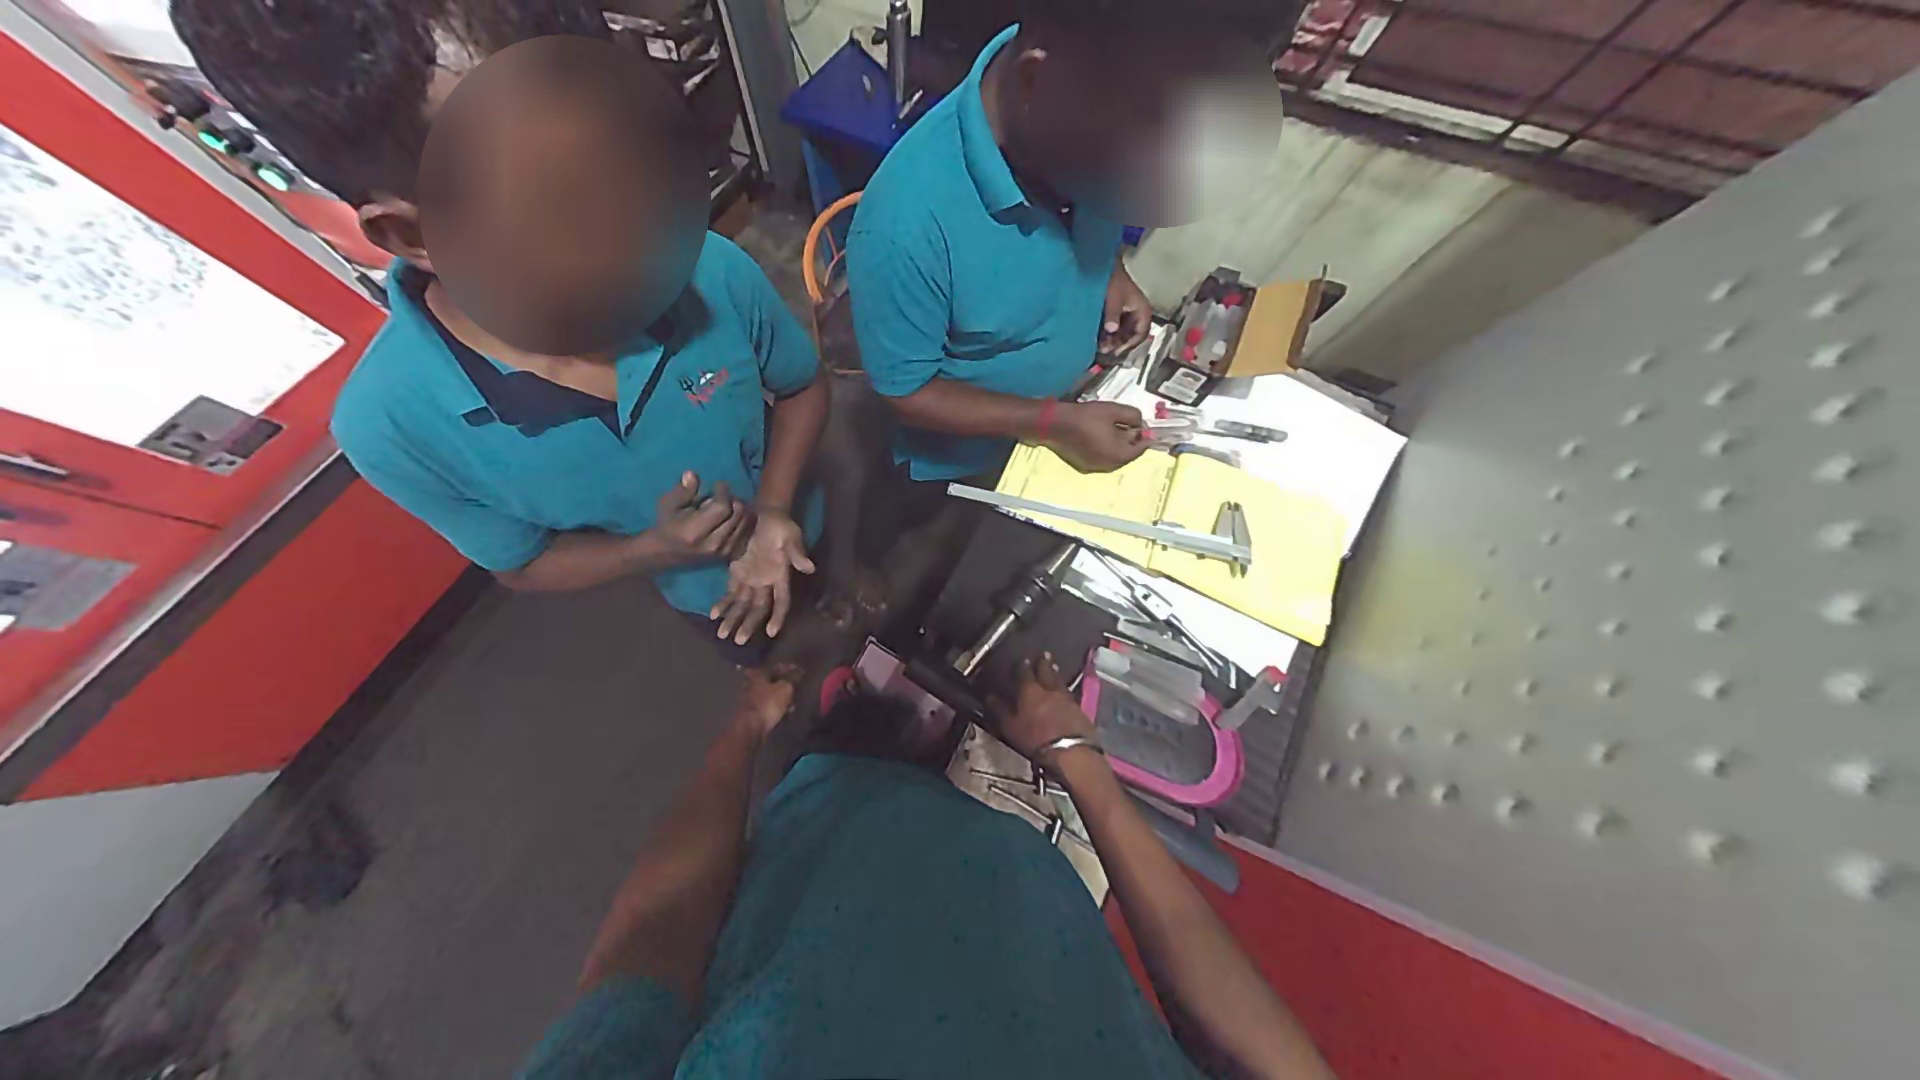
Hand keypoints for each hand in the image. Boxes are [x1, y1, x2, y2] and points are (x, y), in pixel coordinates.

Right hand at [651, 472, 753, 564]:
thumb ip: (682, 491)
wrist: (667, 555)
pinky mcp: (732, 555)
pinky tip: (735, 517)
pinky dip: (745, 521)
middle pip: (738, 513)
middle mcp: (714, 543)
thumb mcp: (668, 505)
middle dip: (733, 499)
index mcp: (695, 531)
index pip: (722, 507)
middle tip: (724, 496)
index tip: (718, 485)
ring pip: (747, 522)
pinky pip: (749, 533)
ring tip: (729, 506)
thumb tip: (692, 474)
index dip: (723, 492)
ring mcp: (725, 551)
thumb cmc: (667, 526)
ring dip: (741, 509)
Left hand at [711, 510, 816, 643]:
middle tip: (738, 640)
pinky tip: (714, 615)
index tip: (771, 632)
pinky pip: (730, 593)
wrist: (763, 513)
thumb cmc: (780, 525)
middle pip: (758, 608)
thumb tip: (809, 568)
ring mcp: (752, 579)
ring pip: (743, 605)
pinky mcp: (738, 573)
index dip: (777, 616)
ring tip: (722, 634)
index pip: (781, 601)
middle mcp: (766, 582)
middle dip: (749, 624)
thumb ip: (797, 552)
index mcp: (781, 576)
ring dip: (733, 619)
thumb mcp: (790, 535)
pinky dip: (723, 604)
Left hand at [734, 664, 798, 737]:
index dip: (787, 669)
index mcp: (757, 675)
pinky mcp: (752, 714)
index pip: (774, 668)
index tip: (798, 672)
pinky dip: (776, 709)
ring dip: (781, 699)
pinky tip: (786, 714)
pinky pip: (767, 708)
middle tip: (795, 689)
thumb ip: (791, 679)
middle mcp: (751, 685)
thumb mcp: (784, 688)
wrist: (751, 727)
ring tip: (793, 705)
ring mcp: (750, 701)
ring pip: (769, 696)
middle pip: (770, 682)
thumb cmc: (768, 703)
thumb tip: (796, 673)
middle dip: (783, 686)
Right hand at [993, 652, 1096, 764]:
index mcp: (1030, 691)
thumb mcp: (1011, 727)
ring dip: (1055, 671)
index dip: (1023, 666)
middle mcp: (1048, 689)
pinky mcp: (1078, 708)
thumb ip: (1000, 710)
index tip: (1023, 658)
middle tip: (1044, 653)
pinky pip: (1068, 692)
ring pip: (1059, 679)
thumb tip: (989, 696)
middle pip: (1046, 671)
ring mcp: (1066, 697)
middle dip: (1043, 662)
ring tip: (1054, 665)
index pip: (1025, 673)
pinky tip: (1064, 689)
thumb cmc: (1036, 739)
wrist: (1071, 750)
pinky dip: (1064, 687)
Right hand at [1048, 401, 1147, 472]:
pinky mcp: (1083, 467)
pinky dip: (1103, 450)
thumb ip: (1133, 416)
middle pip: (1127, 455)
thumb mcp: (1114, 410)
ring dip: (1116, 446)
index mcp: (1119, 456)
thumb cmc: (1086, 417)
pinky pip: (1101, 459)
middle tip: (1126, 425)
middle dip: (1129, 441)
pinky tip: (1096, 437)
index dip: (1144, 436)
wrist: (1054, 425)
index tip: (1142, 425)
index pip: (1141, 449)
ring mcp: (1094, 469)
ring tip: (1111, 430)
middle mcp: (1109, 467)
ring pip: (1113, 457)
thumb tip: (1140, 424)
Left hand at [1101, 264, 1153, 354]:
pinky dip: (1109, 335)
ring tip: (1100, 347)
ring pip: (1123, 334)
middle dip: (1119, 344)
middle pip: (1131, 336)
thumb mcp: (1114, 298)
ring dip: (1113, 341)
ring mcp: (1128, 315)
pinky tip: (1099, 340)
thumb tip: (1111, 329)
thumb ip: (1113, 314)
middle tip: (1105, 350)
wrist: (1104, 268)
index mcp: (1142, 310)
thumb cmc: (1113, 281)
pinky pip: (1116, 329)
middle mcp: (1137, 315)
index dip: (1130, 343)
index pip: (1142, 333)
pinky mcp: (1119, 315)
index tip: (1117, 349)